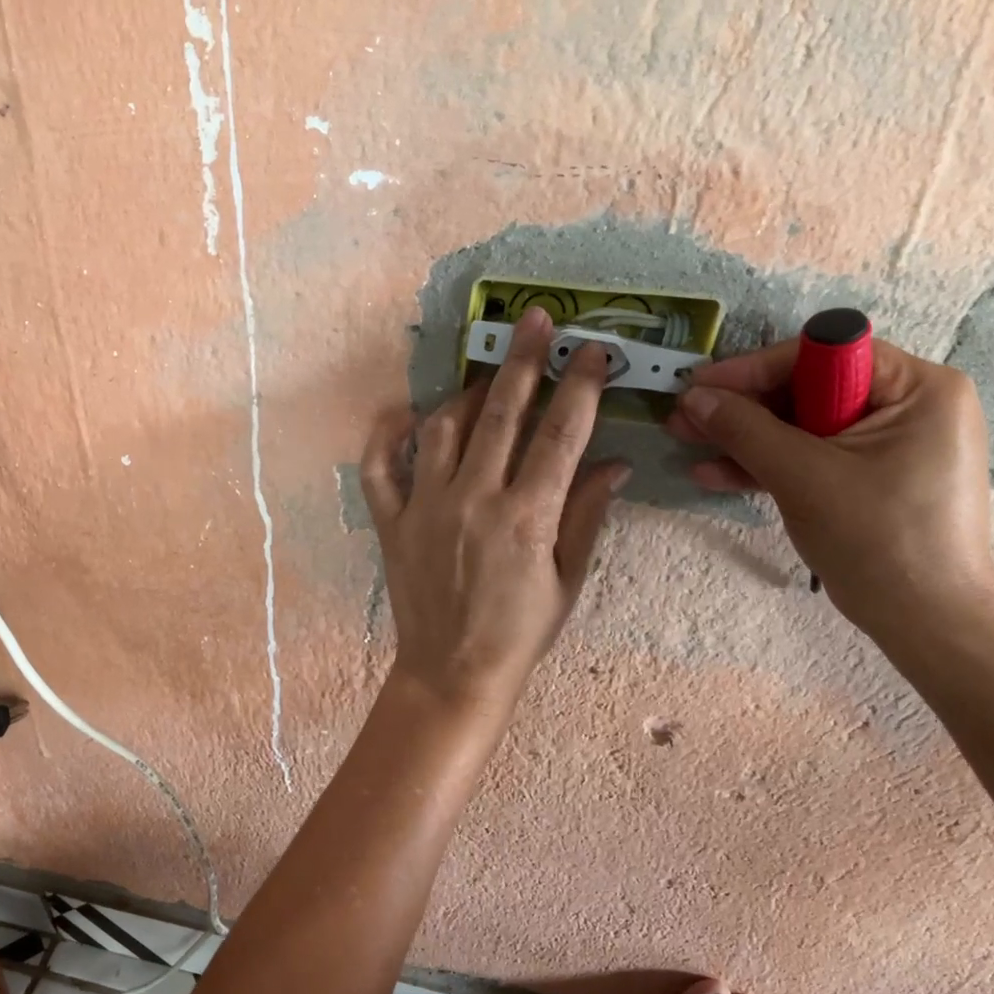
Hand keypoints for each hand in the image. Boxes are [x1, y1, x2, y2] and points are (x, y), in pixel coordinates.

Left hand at [361, 308, 630, 711]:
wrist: (452, 672)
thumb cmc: (519, 632)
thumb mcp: (567, 580)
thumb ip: (586, 515)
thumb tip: (614, 463)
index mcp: (526, 516)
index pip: (560, 434)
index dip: (580, 386)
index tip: (594, 351)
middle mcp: (474, 500)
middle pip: (502, 413)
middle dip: (524, 361)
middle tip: (537, 321)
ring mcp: (426, 507)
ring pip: (443, 428)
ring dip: (467, 392)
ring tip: (487, 376)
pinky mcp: (391, 522)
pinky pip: (379, 467)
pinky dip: (386, 435)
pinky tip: (404, 413)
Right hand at [664, 336, 993, 633]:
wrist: (927, 622)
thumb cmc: (878, 539)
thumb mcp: (803, 476)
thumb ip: (745, 430)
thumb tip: (692, 397)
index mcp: (918, 388)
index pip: (824, 355)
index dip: (756, 370)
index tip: (699, 387)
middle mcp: (911, 406)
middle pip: (809, 390)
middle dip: (742, 409)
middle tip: (684, 419)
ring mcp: (891, 445)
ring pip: (803, 428)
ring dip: (744, 439)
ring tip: (686, 444)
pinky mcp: (872, 479)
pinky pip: (813, 458)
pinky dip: (768, 466)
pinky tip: (715, 475)